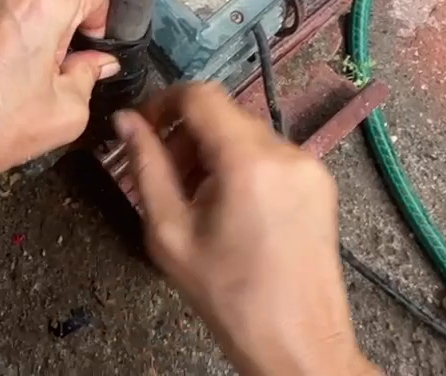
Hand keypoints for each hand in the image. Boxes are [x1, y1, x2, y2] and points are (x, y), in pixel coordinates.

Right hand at [115, 84, 375, 375]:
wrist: (300, 351)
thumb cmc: (229, 296)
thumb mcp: (169, 232)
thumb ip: (145, 166)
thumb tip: (125, 120)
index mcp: (248, 160)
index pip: (199, 94)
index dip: (163, 102)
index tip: (143, 128)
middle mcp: (285, 151)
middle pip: (221, 112)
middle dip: (184, 133)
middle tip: (165, 174)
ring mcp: (308, 165)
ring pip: (243, 130)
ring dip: (210, 148)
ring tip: (195, 196)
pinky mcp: (319, 181)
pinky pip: (267, 151)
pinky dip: (239, 162)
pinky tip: (228, 203)